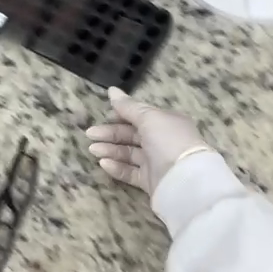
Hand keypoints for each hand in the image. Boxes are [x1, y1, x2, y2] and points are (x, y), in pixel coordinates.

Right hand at [86, 87, 215, 194]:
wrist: (183, 179)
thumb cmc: (168, 140)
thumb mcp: (148, 117)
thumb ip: (128, 107)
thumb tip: (111, 90)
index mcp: (165, 122)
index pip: (140, 116)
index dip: (121, 115)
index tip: (104, 116)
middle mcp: (161, 141)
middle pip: (131, 135)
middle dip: (110, 134)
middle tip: (90, 134)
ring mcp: (155, 162)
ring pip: (129, 154)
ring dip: (110, 150)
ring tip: (92, 149)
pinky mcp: (149, 181)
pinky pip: (130, 172)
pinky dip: (117, 167)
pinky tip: (103, 163)